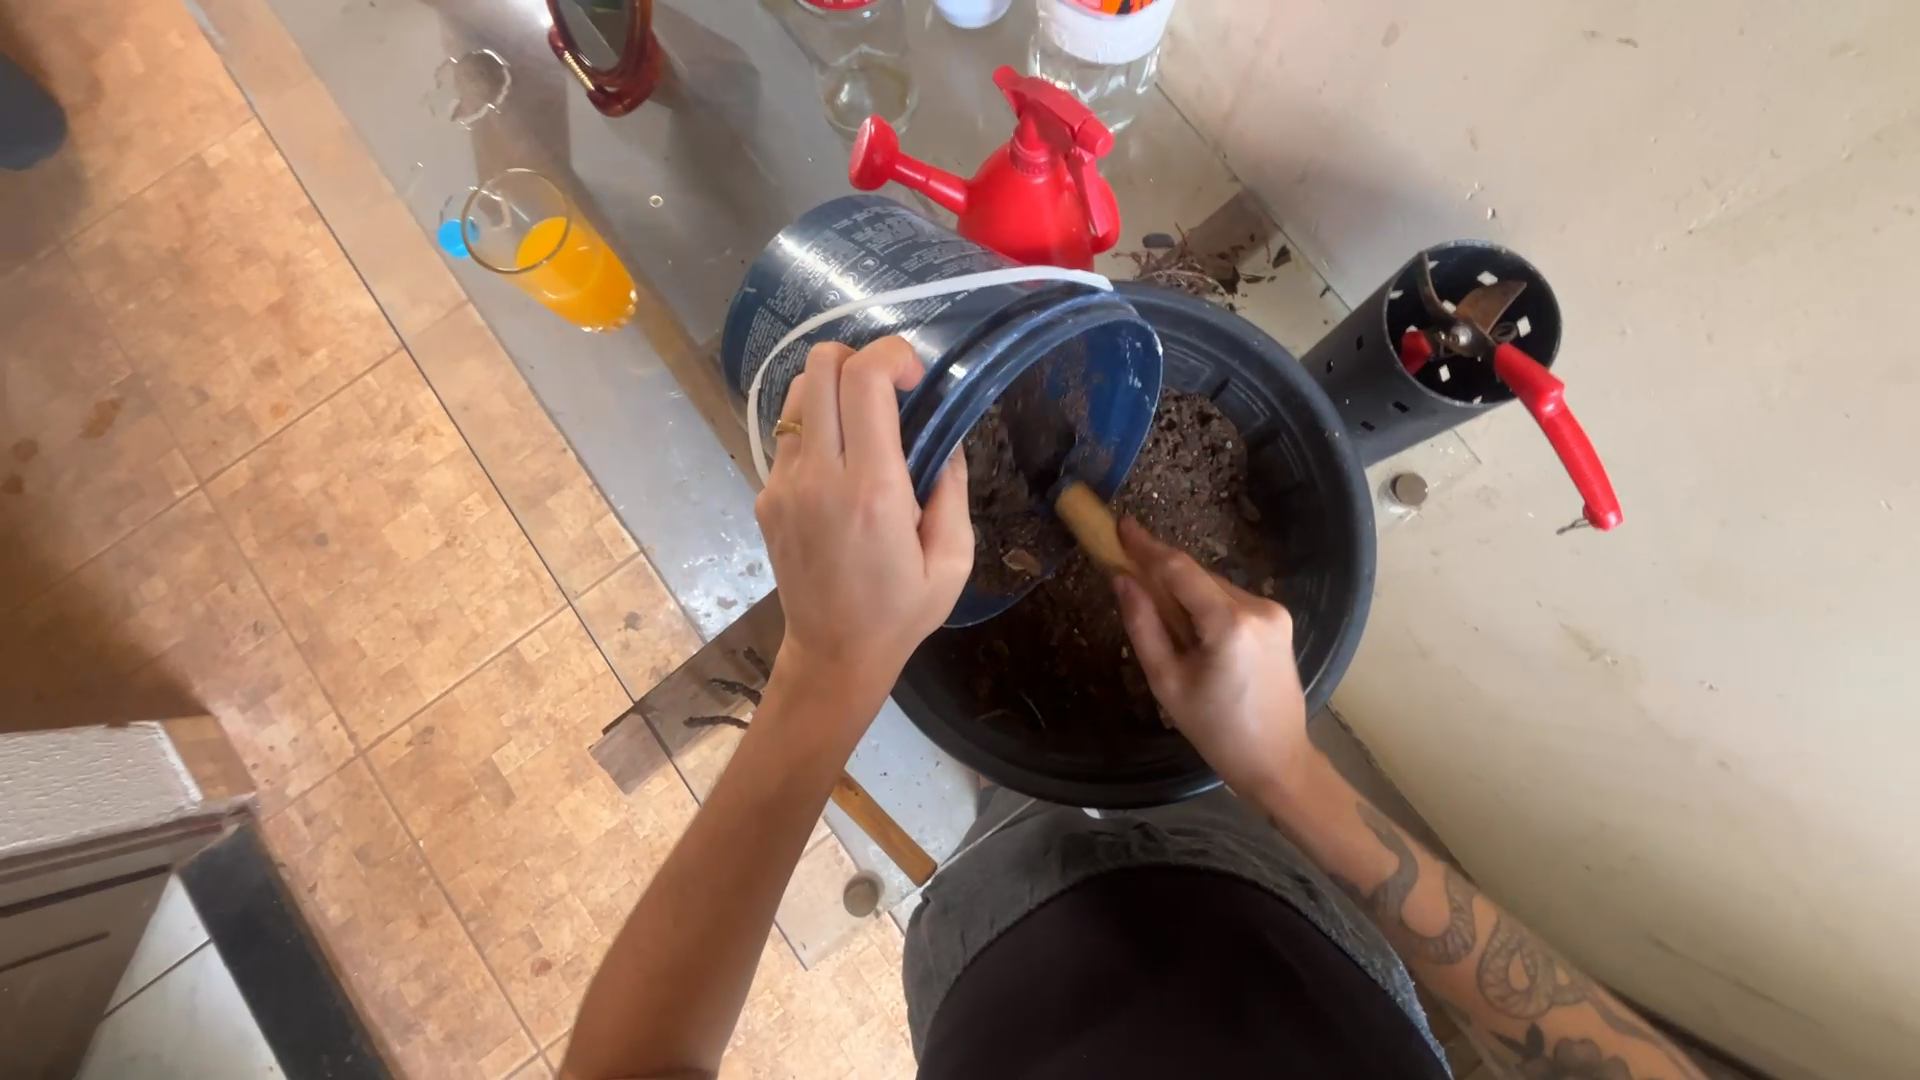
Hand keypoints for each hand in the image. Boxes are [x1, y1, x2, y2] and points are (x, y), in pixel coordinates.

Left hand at [756, 338, 972, 720]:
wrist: (833, 654)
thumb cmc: (902, 612)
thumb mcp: (954, 559)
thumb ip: (953, 489)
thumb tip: (945, 437)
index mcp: (872, 490)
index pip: (864, 379)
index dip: (892, 355)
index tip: (915, 377)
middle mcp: (818, 476)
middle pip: (820, 367)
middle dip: (859, 359)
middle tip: (890, 393)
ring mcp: (783, 485)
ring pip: (797, 392)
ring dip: (833, 389)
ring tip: (864, 424)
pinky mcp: (766, 497)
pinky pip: (789, 434)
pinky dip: (816, 426)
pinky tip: (840, 464)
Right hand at [1112, 517, 1311, 800]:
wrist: (1277, 760)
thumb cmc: (1215, 729)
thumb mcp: (1166, 681)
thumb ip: (1142, 625)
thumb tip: (1121, 580)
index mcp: (1229, 623)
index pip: (1179, 570)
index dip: (1146, 546)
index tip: (1120, 525)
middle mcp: (1258, 607)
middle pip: (1196, 576)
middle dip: (1159, 572)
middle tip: (1124, 571)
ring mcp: (1274, 612)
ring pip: (1212, 586)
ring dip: (1181, 592)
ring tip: (1161, 621)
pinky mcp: (1279, 620)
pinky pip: (1228, 600)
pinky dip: (1203, 604)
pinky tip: (1190, 630)